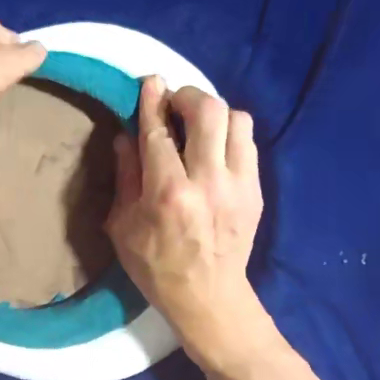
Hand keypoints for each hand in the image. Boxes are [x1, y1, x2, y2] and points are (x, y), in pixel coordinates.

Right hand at [107, 77, 263, 346]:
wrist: (208, 297)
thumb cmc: (154, 265)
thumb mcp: (123, 226)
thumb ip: (126, 176)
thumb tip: (126, 135)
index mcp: (168, 194)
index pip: (159, 133)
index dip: (152, 102)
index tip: (151, 82)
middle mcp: (208, 182)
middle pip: (207, 112)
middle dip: (186, 96)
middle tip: (173, 103)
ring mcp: (239, 185)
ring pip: (236, 119)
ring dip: (212, 113)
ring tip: (196, 125)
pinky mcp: (256, 191)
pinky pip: (247, 142)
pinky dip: (228, 134)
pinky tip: (213, 147)